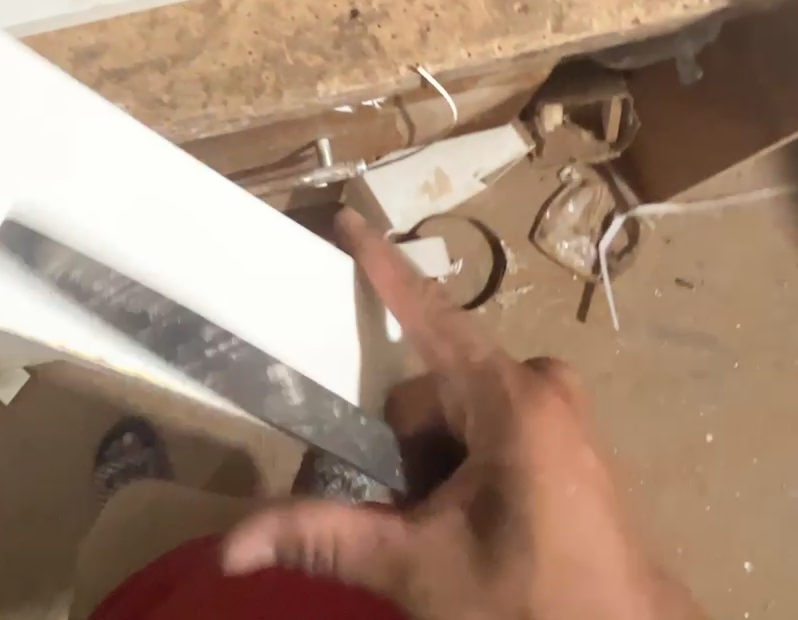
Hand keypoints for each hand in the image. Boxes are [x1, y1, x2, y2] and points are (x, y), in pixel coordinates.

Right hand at [220, 210, 701, 619]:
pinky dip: (464, 462)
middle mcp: (537, 382)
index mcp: (508, 397)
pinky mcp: (566, 429)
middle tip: (415, 521)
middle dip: (405, 451)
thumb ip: (326, 540)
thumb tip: (231, 545)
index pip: (425, 312)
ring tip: (451, 531)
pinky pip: (491, 421)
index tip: (346, 217)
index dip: (379, 263)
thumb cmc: (534, 604)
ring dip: (433, 462)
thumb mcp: (422, 569)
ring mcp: (558, 404)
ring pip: (458, 411)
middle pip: (430, 391)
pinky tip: (479, 520)